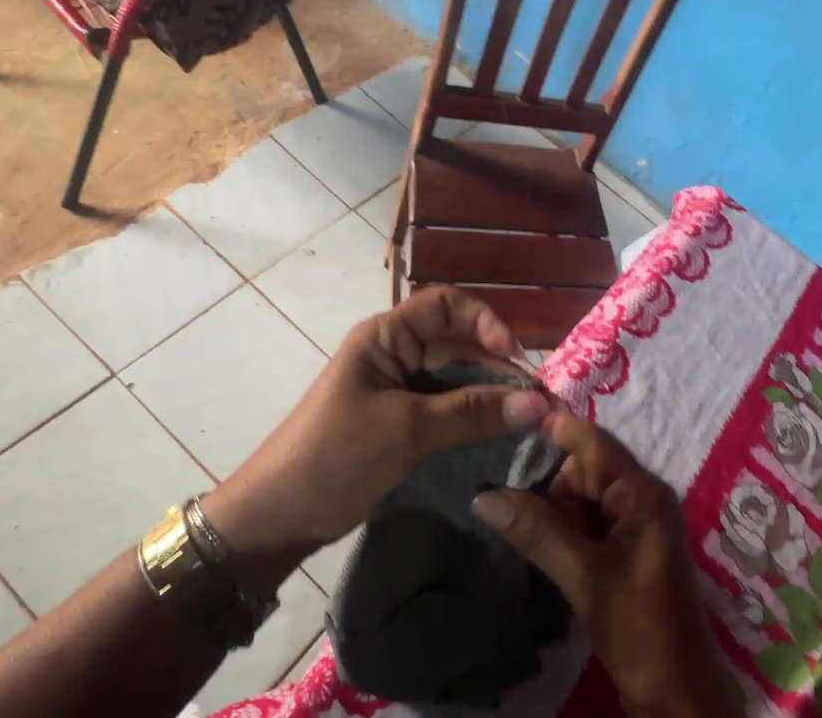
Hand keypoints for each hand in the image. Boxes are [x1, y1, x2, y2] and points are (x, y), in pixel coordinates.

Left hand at [201, 288, 551, 593]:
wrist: (277, 517)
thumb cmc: (334, 457)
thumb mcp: (406, 430)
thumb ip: (472, 413)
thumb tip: (539, 403)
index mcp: (386, 336)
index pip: (445, 305)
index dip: (484, 321)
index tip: (514, 355)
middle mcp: (397, 354)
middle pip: (459, 343)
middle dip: (500, 365)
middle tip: (544, 400)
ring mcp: (401, 389)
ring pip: (459, 378)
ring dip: (494, 394)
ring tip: (536, 418)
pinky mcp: (404, 423)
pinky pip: (450, 409)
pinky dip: (478, 417)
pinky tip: (507, 433)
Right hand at [471, 415, 742, 717]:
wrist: (677, 693)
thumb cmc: (639, 628)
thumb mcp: (584, 578)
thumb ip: (537, 532)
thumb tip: (483, 495)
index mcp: (642, 493)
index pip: (592, 441)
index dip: (552, 429)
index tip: (504, 423)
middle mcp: (641, 496)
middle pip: (582, 469)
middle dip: (547, 489)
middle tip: (510, 513)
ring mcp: (635, 522)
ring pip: (580, 497)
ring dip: (552, 514)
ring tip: (525, 539)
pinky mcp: (626, 546)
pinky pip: (587, 521)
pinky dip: (563, 532)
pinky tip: (542, 551)